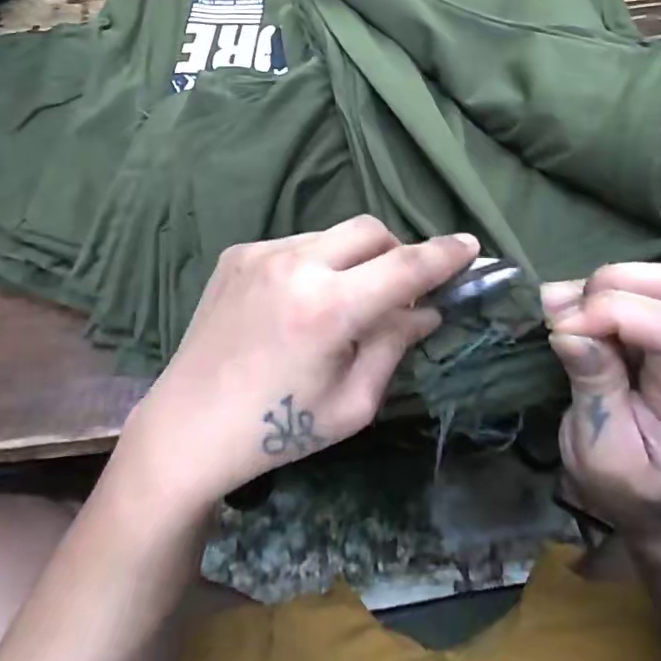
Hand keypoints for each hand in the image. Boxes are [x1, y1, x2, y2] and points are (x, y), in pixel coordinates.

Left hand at [116, 217, 478, 510]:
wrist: (189, 425)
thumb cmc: (277, 430)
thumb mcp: (352, 403)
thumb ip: (394, 345)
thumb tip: (427, 309)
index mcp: (327, 308)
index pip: (404, 266)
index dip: (444, 254)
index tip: (471, 245)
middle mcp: (293, 264)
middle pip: (369, 229)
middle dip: (396, 252)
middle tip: (400, 291)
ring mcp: (259, 253)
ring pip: (330, 235)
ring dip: (352, 260)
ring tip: (340, 305)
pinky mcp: (236, 254)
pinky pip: (295, 246)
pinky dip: (314, 265)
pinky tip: (296, 305)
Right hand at [545, 264, 660, 537]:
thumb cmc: (631, 490)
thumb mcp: (602, 455)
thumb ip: (594, 388)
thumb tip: (568, 328)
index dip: (611, 314)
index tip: (562, 332)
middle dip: (613, 286)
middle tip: (569, 317)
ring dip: (609, 283)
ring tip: (570, 315)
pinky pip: (651, 289)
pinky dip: (606, 289)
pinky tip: (578, 315)